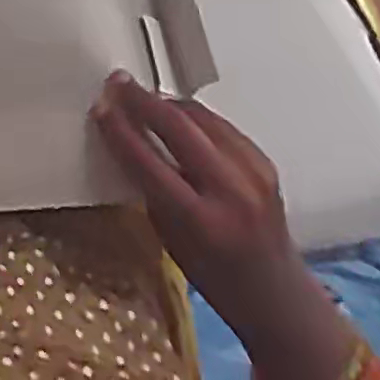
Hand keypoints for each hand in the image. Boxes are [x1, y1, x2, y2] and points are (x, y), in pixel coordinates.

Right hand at [91, 73, 358, 379]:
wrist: (278, 296)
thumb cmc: (214, 274)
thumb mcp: (168, 235)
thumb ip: (148, 184)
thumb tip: (126, 133)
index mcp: (200, 220)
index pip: (147, 160)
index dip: (118, 128)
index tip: (100, 106)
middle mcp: (231, 191)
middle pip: (177, 124)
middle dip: (142, 100)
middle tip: (118, 83)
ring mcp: (254, 173)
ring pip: (199, 116)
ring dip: (165, 102)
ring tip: (142, 97)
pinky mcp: (265, 161)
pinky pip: (218, 123)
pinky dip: (191, 114)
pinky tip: (176, 115)